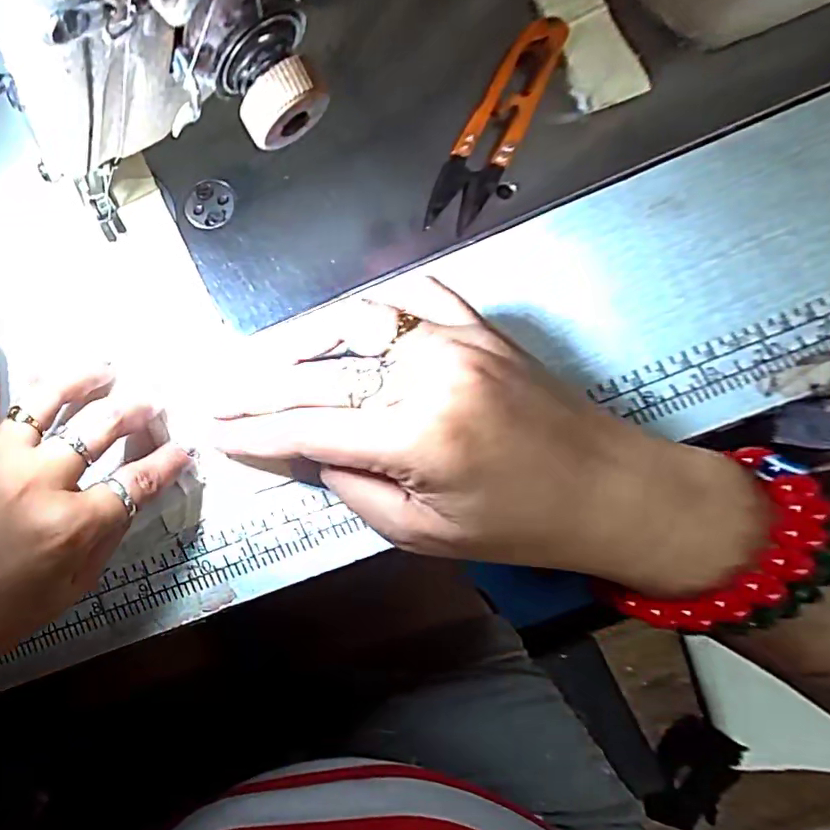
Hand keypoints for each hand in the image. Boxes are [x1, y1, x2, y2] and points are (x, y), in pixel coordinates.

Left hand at [0, 319, 192, 697]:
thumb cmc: (9, 610)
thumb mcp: (76, 586)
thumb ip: (109, 535)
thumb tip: (133, 491)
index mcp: (70, 524)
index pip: (134, 481)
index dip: (164, 463)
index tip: (183, 448)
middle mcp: (38, 480)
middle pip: (100, 429)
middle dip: (136, 411)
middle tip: (152, 400)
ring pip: (49, 398)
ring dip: (83, 378)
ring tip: (105, 369)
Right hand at [208, 280, 765, 595]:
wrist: (615, 491)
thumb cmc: (520, 528)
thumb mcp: (423, 533)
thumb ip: (354, 487)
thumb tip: (310, 454)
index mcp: (418, 436)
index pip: (308, 429)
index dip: (253, 434)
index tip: (213, 434)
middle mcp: (431, 373)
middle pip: (318, 374)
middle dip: (256, 388)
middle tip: (216, 394)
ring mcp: (456, 338)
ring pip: (354, 322)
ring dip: (299, 341)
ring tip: (260, 359)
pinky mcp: (479, 325)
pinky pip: (411, 297)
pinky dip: (370, 308)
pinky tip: (346, 326)